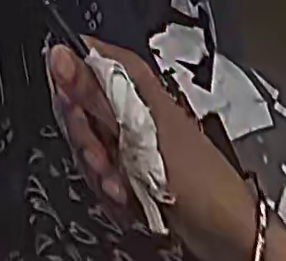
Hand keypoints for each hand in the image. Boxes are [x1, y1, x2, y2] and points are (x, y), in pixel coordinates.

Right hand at [51, 38, 285, 260]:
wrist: (228, 234)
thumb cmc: (197, 176)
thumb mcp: (137, 129)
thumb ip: (92, 90)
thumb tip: (56, 52)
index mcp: (128, 75)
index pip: (73, 60)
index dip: (66, 88)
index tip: (76, 114)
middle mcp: (123, 98)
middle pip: (73, 105)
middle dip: (85, 139)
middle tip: (105, 158)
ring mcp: (122, 131)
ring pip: (82, 141)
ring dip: (97, 169)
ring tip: (122, 185)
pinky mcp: (124, 161)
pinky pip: (94, 168)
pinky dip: (106, 187)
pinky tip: (126, 197)